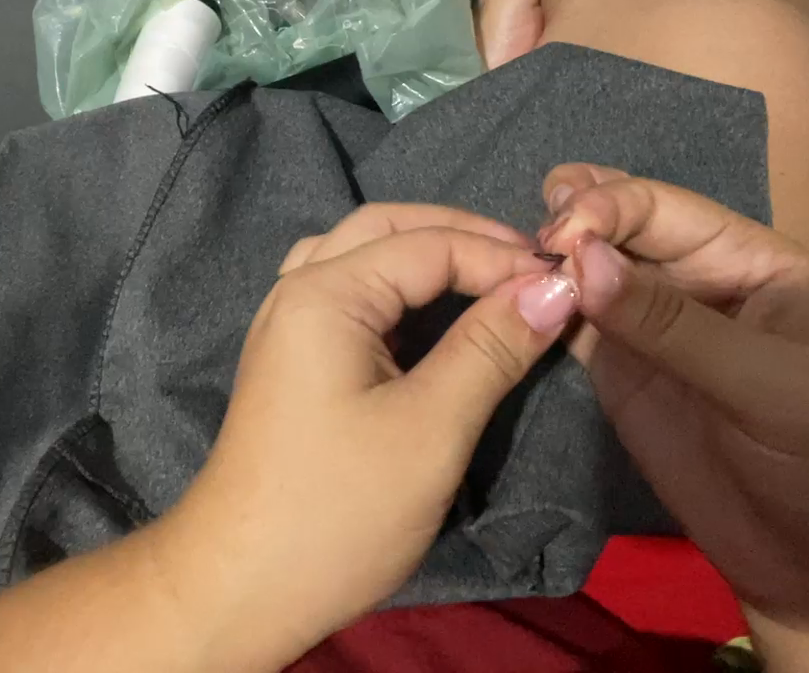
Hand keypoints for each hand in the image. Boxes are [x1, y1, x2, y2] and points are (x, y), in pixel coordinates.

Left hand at [154, 204, 582, 661]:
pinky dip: (393, 282)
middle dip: (460, 236)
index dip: (500, 257)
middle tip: (528, 265)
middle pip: (386, 227)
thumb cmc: (338, 507)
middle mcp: (297, 286)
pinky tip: (423, 307)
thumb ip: (490, 347)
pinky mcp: (290, 351)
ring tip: (485, 273)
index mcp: (324, 291)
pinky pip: (345, 287)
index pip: (427, 244)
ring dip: (423, 249)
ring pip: (361, 251)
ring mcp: (287, 318)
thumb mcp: (430, 428)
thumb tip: (553, 286)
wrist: (241, 580)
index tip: (567, 281)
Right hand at [537, 165, 808, 645]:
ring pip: (588, 271)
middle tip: (532, 230)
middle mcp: (693, 280)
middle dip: (572, 215)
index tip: (560, 235)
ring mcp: (650, 325)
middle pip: (619, 227)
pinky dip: (540, 305)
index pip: (663, 208)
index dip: (608, 207)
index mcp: (749, 261)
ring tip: (506, 252)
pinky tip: (511, 294)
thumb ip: (672, 324)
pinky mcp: (618, 367)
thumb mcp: (774, 389)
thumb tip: (580, 258)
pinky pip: (571, 322)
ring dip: (549, 257)